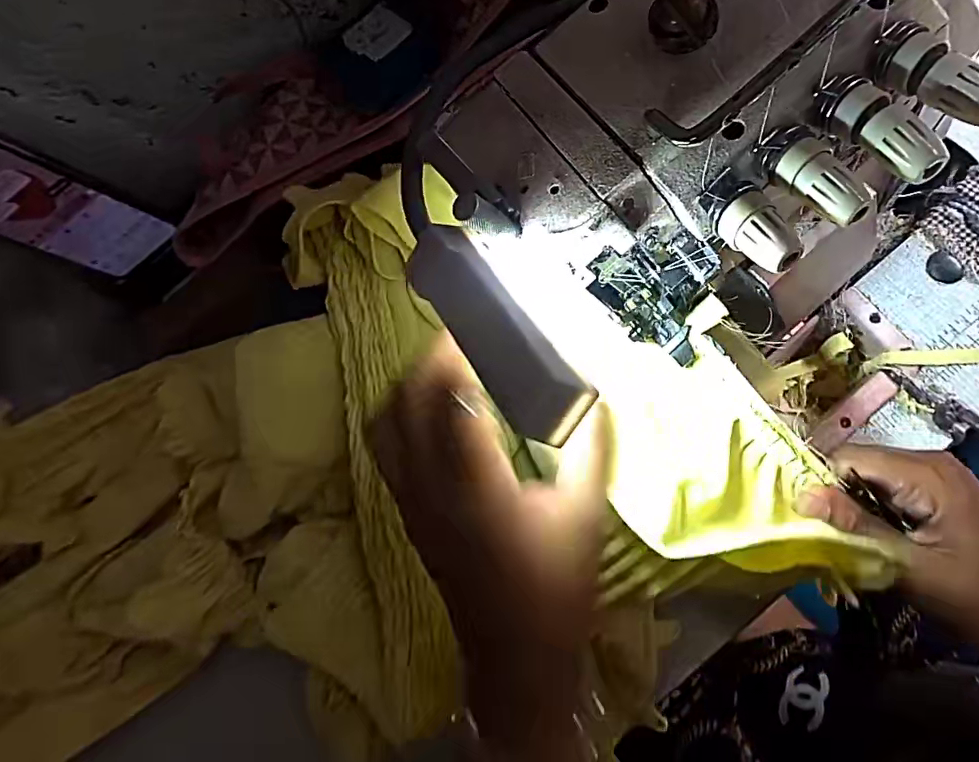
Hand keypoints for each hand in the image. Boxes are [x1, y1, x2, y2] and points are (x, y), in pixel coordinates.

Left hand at [369, 332, 612, 755]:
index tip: (472, 323)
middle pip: (405, 405)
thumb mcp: (585, 509)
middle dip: (427, 360)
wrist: (518, 655)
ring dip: (408, 386)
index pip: (451, 400)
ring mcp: (411, 506)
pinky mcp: (408, 517)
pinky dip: (402, 414)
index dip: (455, 354)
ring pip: (385, 427)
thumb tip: (593, 392)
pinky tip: (436, 411)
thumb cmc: (557, 582)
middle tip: (461, 335)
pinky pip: (387, 450)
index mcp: (476, 486)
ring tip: (445, 366)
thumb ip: (590, 443)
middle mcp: (430, 491)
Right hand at [797, 445, 978, 634]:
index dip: (822, 484)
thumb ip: (858, 528)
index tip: (803, 520)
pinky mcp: (938, 489)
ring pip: (874, 477)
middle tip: (823, 538)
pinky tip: (874, 540)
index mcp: (926, 472)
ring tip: (846, 542)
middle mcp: (929, 459)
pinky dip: (876, 511)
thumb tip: (803, 497)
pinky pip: (892, 488)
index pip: (852, 457)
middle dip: (838, 497)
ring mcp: (936, 472)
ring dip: (855, 507)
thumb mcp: (912, 568)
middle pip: (862, 464)